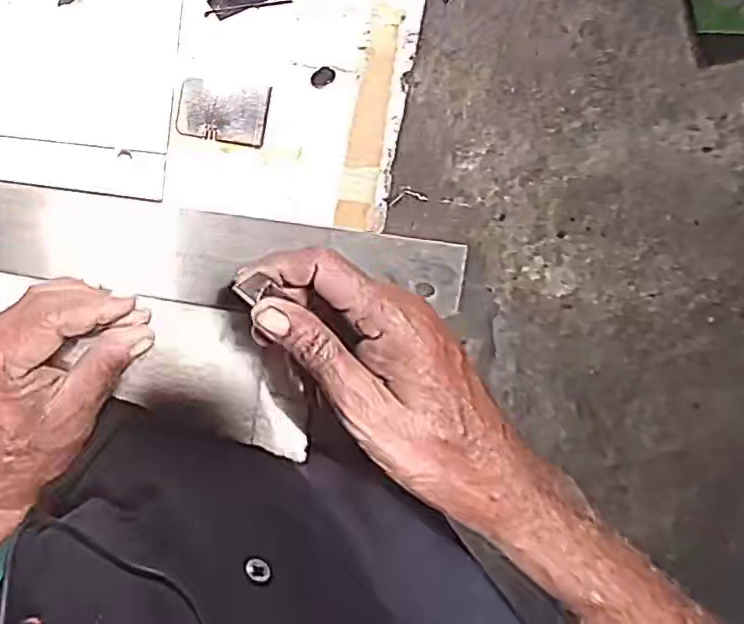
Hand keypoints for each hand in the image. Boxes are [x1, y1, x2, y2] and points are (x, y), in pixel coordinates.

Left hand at [0, 279, 154, 516]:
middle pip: (50, 300)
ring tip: (119, 313)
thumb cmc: (23, 455)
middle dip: (96, 303)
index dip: (96, 307)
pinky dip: (71, 306)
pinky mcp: (2, 330)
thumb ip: (103, 366)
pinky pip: (41, 305)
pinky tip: (94, 314)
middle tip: (132, 312)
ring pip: (47, 296)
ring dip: (86, 301)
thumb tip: (131, 335)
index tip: (127, 307)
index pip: (54, 314)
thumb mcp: (72, 413)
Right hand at [240, 249, 542, 534]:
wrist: (495, 479)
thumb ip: (314, 350)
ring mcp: (407, 317)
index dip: (276, 268)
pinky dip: (324, 322)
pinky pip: (354, 310)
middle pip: (327, 274)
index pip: (321, 264)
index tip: (248, 286)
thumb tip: (272, 311)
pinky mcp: (406, 331)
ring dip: (302, 309)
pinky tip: (313, 350)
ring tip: (281, 343)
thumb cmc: (440, 455)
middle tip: (260, 325)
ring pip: (338, 292)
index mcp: (392, 317)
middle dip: (284, 292)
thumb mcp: (363, 405)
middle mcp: (402, 306)